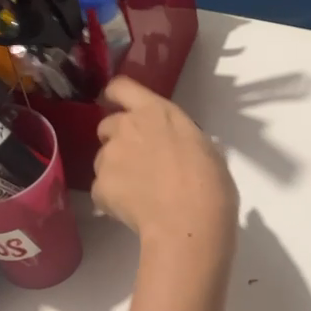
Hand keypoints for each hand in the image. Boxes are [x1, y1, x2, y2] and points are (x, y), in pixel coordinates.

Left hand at [92, 77, 238, 258]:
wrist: (189, 223)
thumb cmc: (210, 187)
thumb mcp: (206, 151)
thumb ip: (181, 141)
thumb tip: (179, 151)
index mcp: (157, 112)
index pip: (122, 88)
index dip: (116, 97)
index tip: (119, 107)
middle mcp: (127, 127)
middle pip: (107, 126)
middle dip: (117, 141)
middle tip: (137, 165)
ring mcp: (110, 156)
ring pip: (102, 160)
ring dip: (115, 173)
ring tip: (138, 197)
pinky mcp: (100, 186)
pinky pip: (100, 192)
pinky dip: (111, 201)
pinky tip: (132, 214)